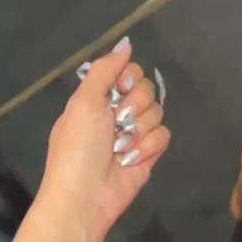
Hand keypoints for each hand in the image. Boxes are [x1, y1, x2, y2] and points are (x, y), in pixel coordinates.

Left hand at [31, 40, 169, 241]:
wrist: (84, 197)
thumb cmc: (78, 147)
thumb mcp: (83, 102)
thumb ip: (105, 69)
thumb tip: (126, 43)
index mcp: (99, 98)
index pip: (129, 71)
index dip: (129, 78)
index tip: (120, 89)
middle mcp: (118, 112)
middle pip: (146, 89)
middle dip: (134, 106)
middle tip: (118, 122)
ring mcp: (134, 133)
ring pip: (157, 111)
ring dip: (139, 130)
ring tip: (121, 147)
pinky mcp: (148, 152)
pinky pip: (164, 134)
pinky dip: (148, 146)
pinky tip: (132, 158)